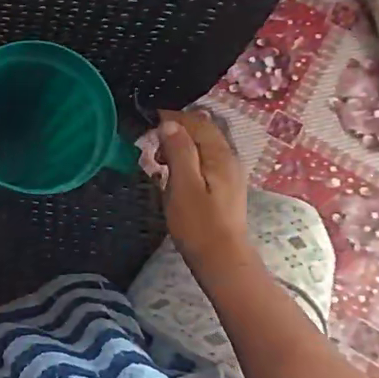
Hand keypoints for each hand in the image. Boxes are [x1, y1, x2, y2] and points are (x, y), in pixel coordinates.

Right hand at [155, 110, 253, 268]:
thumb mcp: (183, 185)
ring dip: (180, 146)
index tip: (149, 121)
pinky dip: (187, 160)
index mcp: (220, 155)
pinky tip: (174, 176)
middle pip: (203, 131)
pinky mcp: (224, 187)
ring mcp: (229, 173)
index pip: (198, 122)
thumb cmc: (198, 224)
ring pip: (203, 146)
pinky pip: (205, 161)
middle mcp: (229, 159)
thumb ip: (179, 151)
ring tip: (160, 162)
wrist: (222, 260)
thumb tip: (169, 123)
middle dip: (176, 131)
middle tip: (152, 147)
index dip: (173, 117)